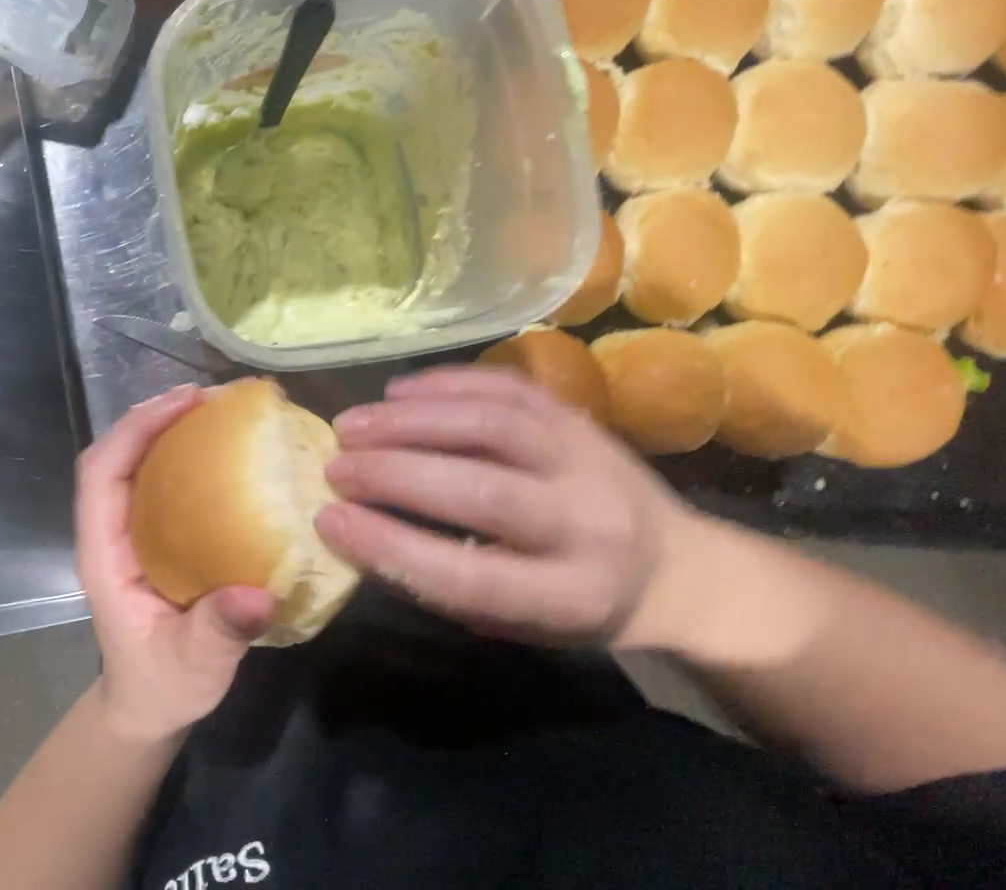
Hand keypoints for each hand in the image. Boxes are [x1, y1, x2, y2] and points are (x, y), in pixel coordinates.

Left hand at [76, 386, 276, 742]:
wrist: (148, 706)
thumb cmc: (160, 685)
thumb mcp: (192, 667)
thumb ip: (218, 633)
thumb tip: (255, 595)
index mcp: (103, 555)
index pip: (100, 476)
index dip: (134, 432)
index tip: (184, 404)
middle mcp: (110, 533)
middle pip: (117, 457)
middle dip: (155, 418)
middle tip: (212, 397)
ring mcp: (130, 533)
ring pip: (138, 464)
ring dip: (171, 430)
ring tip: (221, 410)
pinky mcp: (154, 537)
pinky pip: (163, 483)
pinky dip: (187, 457)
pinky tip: (226, 451)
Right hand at [314, 367, 700, 647]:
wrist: (678, 568)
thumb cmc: (576, 606)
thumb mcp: (516, 622)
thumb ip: (443, 582)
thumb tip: (354, 526)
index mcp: (570, 595)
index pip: (467, 575)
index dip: (389, 545)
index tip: (328, 519)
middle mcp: (588, 524)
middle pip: (481, 491)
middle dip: (393, 474)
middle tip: (333, 465)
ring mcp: (589, 460)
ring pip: (493, 426)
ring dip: (411, 421)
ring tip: (351, 424)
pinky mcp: (579, 417)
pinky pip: (508, 388)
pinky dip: (446, 384)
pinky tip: (396, 392)